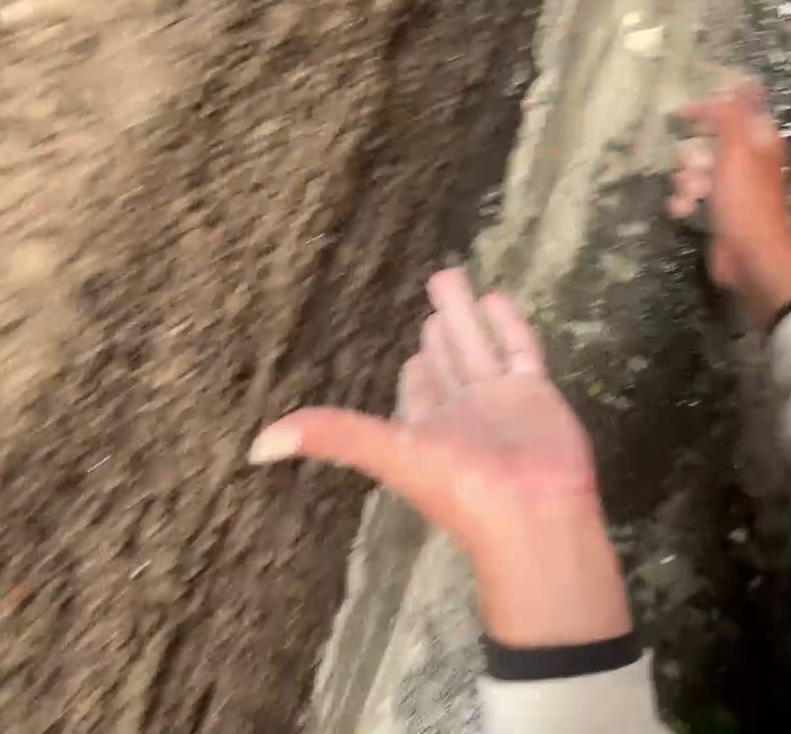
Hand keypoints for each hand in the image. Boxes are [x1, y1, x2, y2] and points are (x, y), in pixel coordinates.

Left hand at [249, 269, 630, 647]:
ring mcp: (501, 397)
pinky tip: (494, 297)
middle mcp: (463, 408)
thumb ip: (334, 436)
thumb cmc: (462, 487)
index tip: (414, 341)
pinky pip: (517, 348)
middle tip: (435, 287)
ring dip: (466, 315)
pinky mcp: (534, 389)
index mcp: (428, 426)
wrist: (534, 512)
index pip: (418, 387)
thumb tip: (256, 446)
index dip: (415, 366)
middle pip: (449, 358)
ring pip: (479, 345)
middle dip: (441, 329)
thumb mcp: (390, 456)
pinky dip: (506, 323)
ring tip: (453, 277)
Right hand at [669, 79, 790, 327]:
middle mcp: (745, 161)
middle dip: (692, 156)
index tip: (679, 113)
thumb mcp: (737, 149)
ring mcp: (731, 188)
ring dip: (686, 181)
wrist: (751, 256)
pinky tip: (683, 210)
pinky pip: (692, 196)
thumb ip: (733, 112)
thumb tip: (736, 76)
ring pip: (695, 170)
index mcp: (757, 142)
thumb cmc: (746, 200)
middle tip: (695, 168)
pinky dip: (684, 201)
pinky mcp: (718, 212)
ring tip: (690, 195)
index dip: (704, 111)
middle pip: (706, 143)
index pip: (728, 113)